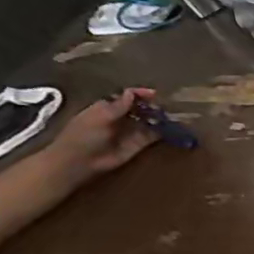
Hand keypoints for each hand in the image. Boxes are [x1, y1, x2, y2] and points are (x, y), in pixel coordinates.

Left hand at [45, 88, 160, 178]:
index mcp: (108, 107)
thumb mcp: (100, 116)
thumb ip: (118, 105)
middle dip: (152, 105)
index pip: (127, 97)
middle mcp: (121, 118)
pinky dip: (161, 132)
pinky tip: (171, 128)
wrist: (80, 161)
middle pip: (140, 108)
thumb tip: (131, 92)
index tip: (154, 94)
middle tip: (167, 104)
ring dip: (158, 118)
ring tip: (173, 114)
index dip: (140, 94)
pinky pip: (151, 136)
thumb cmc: (84, 135)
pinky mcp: (137, 146)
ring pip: (147, 121)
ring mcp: (130, 132)